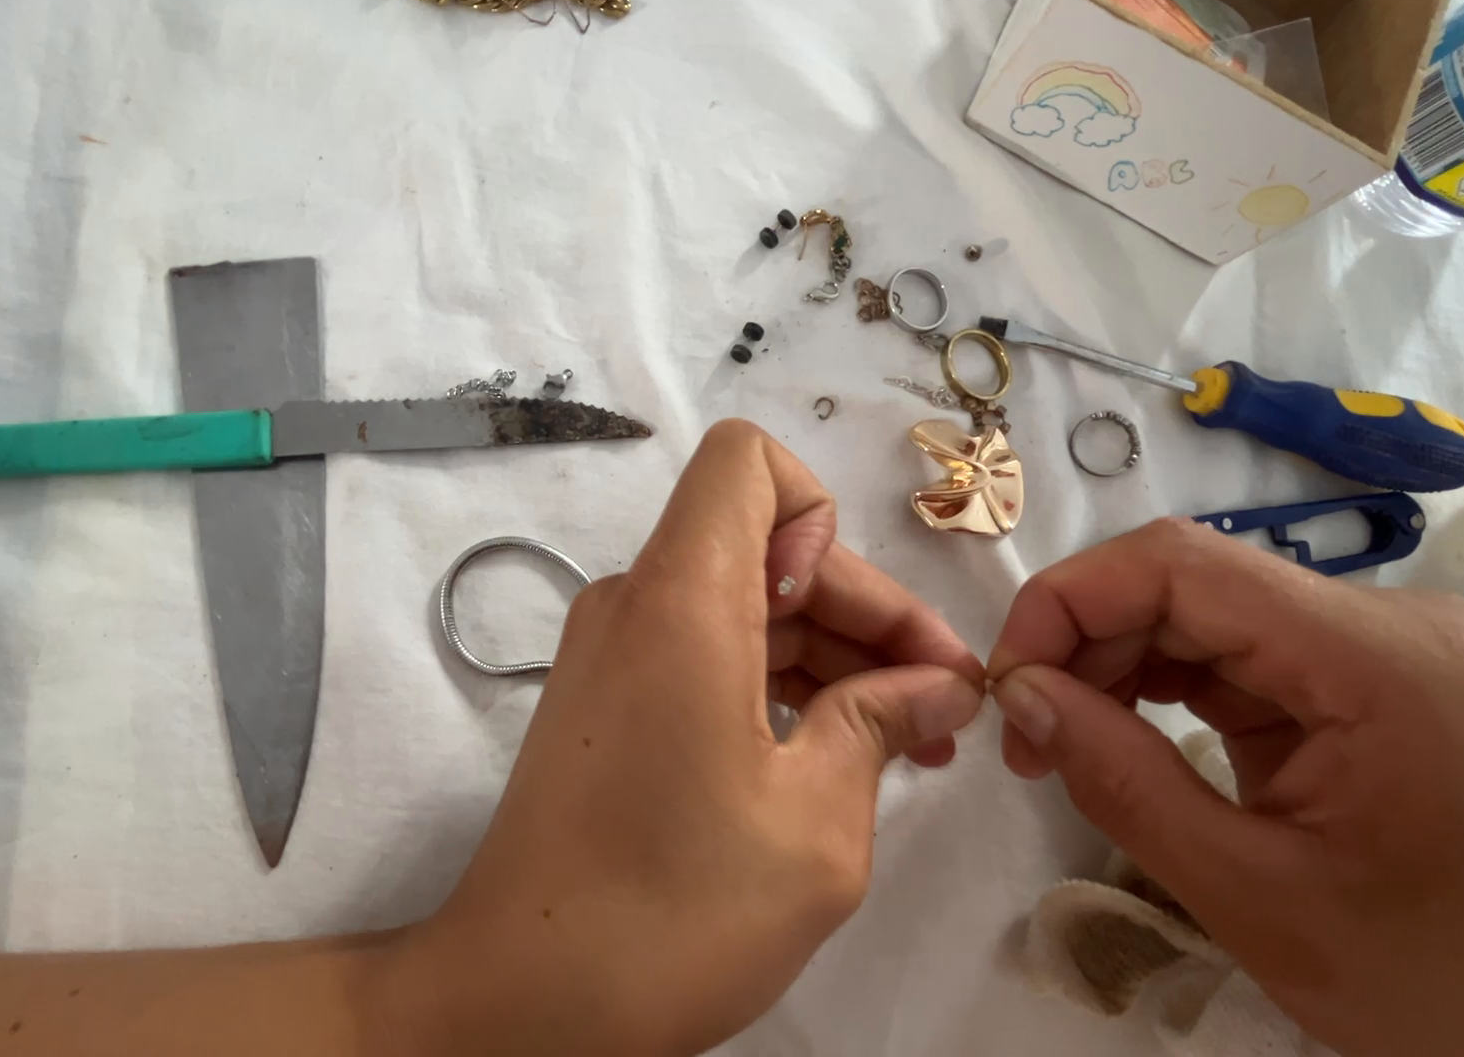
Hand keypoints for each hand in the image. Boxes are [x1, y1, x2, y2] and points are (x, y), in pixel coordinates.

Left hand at [388, 421, 984, 1055]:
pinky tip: (841, 750)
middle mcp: (639, 599)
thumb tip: (942, 687)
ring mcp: (619, 647)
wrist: (518, 1000)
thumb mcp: (816, 823)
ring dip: (833, 655)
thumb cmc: (672, 912)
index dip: (818, 516)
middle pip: (769, 547)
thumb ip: (883, 725)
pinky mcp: (614, 695)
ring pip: (748, 603)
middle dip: (864, 611)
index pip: (745, 464)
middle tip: (946, 701)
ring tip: (915, 740)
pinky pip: (712, 649)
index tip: (848, 620)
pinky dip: (780, 682)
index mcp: (682, 598)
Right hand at [987, 518, 1463, 1056]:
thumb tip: (1018, 692)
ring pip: (1195, 610)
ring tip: (1065, 741)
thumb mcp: (1250, 896)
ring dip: (1110, 664)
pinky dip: (1154, 681)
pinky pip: (1226, 648)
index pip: (1182, 564)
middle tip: (1025, 730)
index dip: (1068, 599)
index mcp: (1387, 663)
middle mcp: (1391, 624)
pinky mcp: (1359, 675)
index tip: (1007, 679)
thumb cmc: (1434, 990)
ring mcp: (1380, 645)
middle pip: (1184, 582)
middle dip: (1081, 644)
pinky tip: (1121, 730)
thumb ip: (1118, 780)